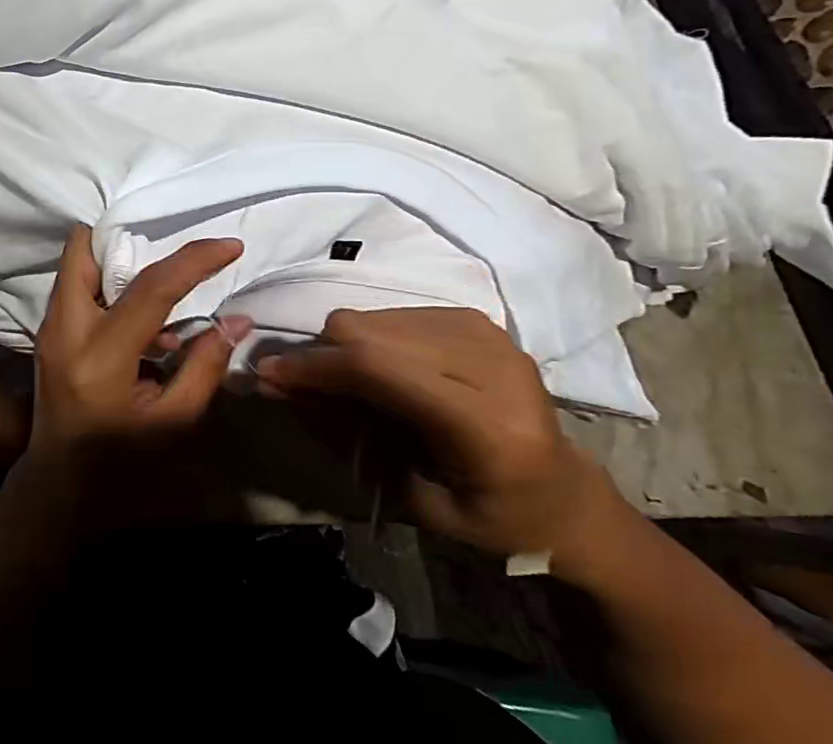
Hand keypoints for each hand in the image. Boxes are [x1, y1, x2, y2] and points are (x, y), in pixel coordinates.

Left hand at [30, 224, 251, 464]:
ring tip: (162, 287)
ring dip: (117, 260)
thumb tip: (238, 320)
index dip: (194, 260)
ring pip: (76, 262)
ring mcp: (49, 328)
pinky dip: (109, 283)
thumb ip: (206, 365)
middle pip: (83, 251)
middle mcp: (65, 331)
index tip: (230, 246)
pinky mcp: (48, 331)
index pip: (150, 288)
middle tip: (171, 249)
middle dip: (127, 238)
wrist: (61, 482)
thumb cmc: (121, 458)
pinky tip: (142, 321)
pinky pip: (76, 284)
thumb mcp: (175, 420)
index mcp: (101, 358)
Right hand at [256, 308, 623, 558]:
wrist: (564, 494)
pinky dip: (375, 339)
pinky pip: (400, 313)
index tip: (267, 374)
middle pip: (374, 330)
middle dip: (323, 354)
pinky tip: (381, 372)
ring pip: (381, 315)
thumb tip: (282, 388)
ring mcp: (489, 333)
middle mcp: (492, 364)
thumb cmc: (493, 519)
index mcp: (485, 426)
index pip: (379, 369)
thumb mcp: (415, 502)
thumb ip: (349, 440)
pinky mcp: (482, 320)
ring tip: (345, 386)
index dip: (315, 366)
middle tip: (302, 388)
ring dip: (347, 346)